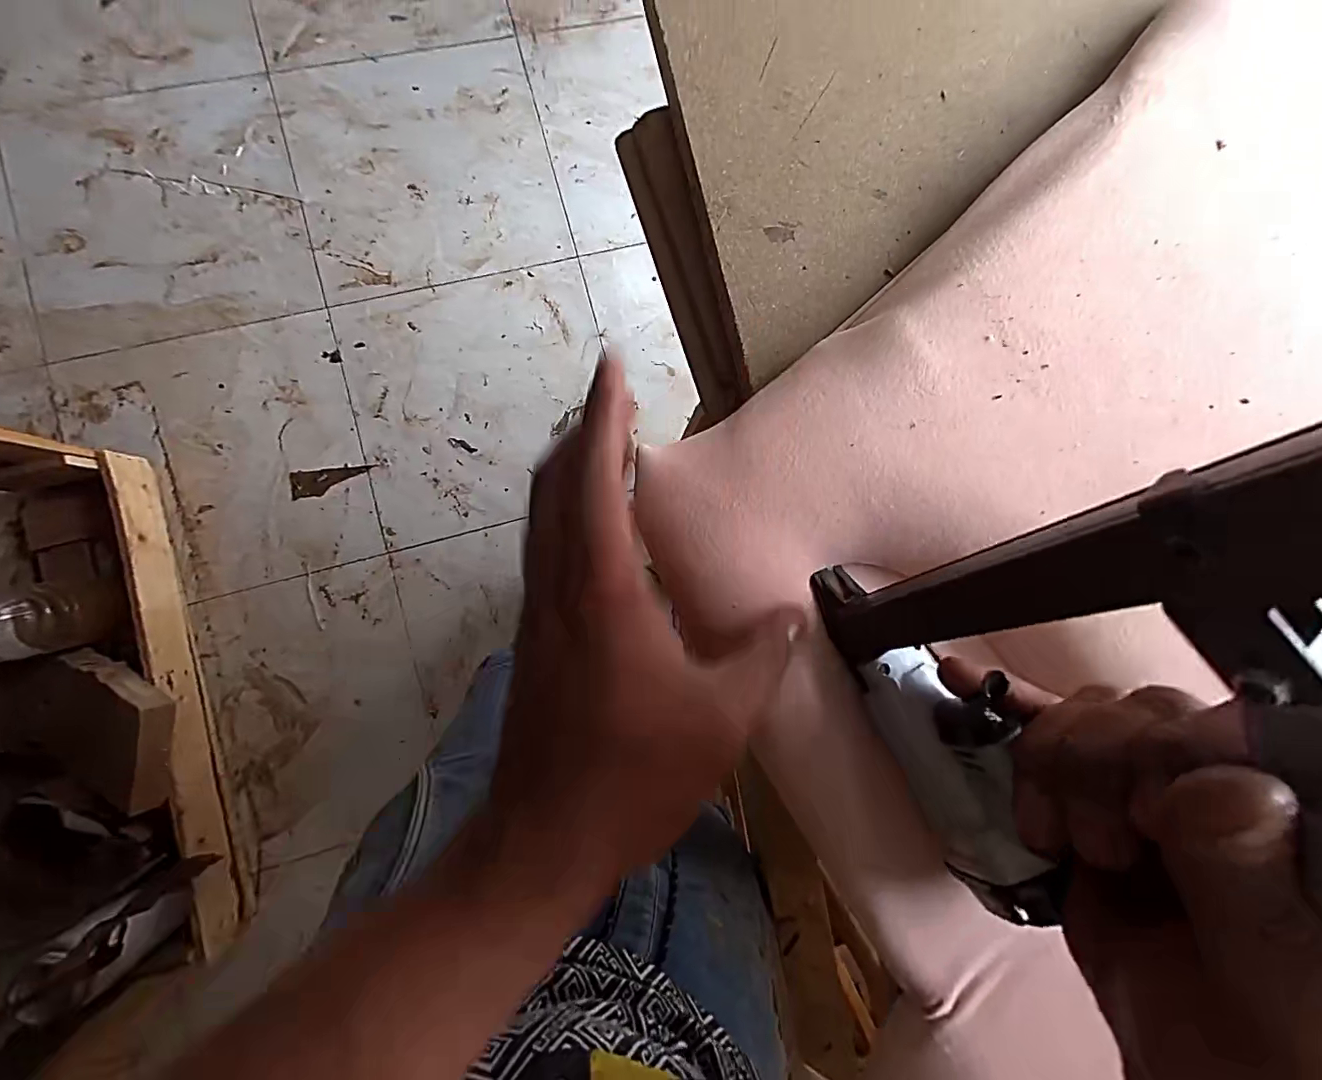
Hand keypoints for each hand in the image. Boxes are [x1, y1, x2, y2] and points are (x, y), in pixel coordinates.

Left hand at [487, 351, 801, 890]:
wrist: (544, 837)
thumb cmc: (635, 776)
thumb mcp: (721, 718)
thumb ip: (760, 654)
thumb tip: (789, 613)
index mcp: (603, 591)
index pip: (596, 479)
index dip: (602, 417)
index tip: (611, 369)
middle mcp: (558, 588)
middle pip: (555, 483)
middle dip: (583, 430)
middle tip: (615, 397)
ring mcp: (536, 613)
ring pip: (542, 516)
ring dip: (569, 470)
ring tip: (606, 445)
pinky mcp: (532, 639)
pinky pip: (544, 552)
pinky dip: (565, 514)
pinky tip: (596, 528)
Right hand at [941, 660, 1321, 1079]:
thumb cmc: (1299, 1072)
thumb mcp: (1298, 1002)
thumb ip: (1258, 893)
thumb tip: (1223, 784)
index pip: (1238, 730)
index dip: (1170, 753)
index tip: (1147, 821)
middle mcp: (1243, 786)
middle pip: (1148, 715)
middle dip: (1099, 770)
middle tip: (1104, 850)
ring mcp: (1163, 794)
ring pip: (1091, 719)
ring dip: (1053, 766)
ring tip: (1064, 838)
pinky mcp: (1098, 808)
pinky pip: (1052, 744)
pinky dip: (1011, 712)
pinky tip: (965, 681)